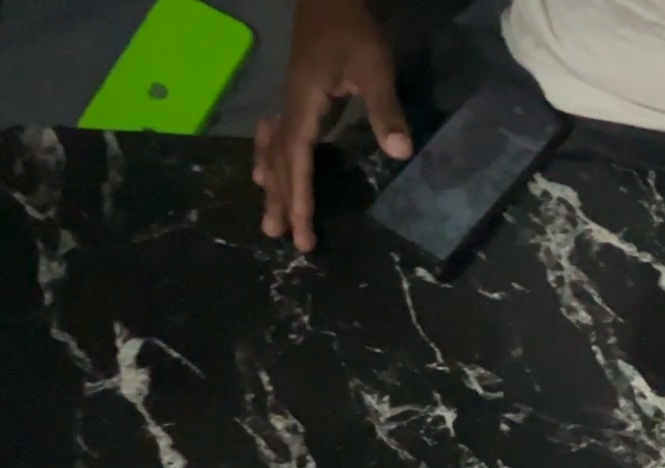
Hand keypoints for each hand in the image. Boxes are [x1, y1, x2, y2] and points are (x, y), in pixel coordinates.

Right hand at [253, 0, 411, 251]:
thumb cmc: (355, 33)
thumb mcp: (375, 70)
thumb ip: (386, 111)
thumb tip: (399, 152)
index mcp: (304, 107)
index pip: (297, 163)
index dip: (299, 199)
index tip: (301, 232)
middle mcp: (290, 108)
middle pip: (279, 163)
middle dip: (282, 201)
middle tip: (281, 238)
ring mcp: (290, 100)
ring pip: (274, 151)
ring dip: (273, 184)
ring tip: (269, 214)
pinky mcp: (298, 95)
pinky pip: (277, 136)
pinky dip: (271, 158)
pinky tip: (265, 170)